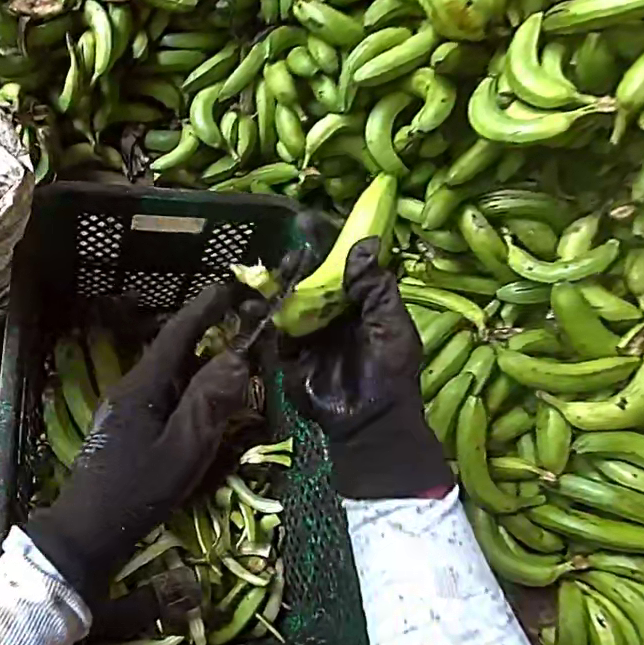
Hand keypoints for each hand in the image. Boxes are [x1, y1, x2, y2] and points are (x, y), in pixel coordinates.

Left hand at [24, 284, 251, 601]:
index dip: (204, 309)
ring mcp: (130, 405)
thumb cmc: (138, 489)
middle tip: (243, 320)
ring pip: (172, 372)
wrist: (90, 528)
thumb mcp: (182, 448)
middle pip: (175, 349)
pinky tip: (207, 396)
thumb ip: (208, 402)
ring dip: (201, 359)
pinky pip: (167, 392)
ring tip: (234, 354)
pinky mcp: (131, 424)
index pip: (178, 334)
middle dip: (208, 331)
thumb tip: (236, 356)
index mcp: (144, 385)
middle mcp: (134, 386)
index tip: (230, 287)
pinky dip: (192, 385)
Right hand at [282, 236, 452, 499]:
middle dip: (296, 262)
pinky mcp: (286, 354)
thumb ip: (375, 288)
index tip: (308, 221)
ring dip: (276, 285)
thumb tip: (363, 242)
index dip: (326, 244)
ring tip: (269, 273)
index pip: (340, 266)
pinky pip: (270, 330)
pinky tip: (252, 304)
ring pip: (286, 300)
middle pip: (308, 279)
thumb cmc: (388, 374)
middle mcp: (330, 313)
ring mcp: (306, 333)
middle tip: (288, 249)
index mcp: (359, 304)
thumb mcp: (391, 326)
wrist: (367, 424)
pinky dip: (261, 316)